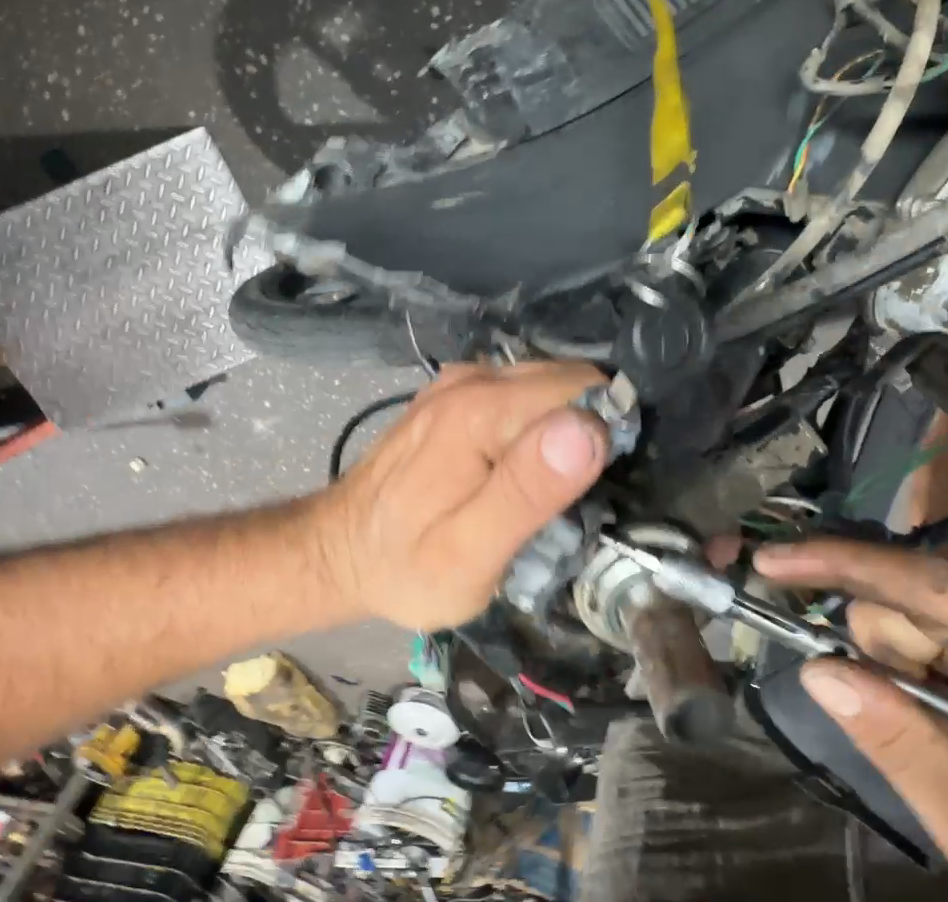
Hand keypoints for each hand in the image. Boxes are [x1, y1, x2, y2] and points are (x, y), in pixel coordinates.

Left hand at [316, 361, 608, 630]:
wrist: (340, 551)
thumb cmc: (406, 567)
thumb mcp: (470, 553)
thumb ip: (526, 491)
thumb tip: (588, 430)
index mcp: (480, 412)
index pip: (584, 395)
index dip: (607, 439)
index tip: (597, 492)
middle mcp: (473, 380)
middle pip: (570, 383)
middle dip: (591, 432)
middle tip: (575, 499)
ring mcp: (461, 381)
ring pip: (550, 386)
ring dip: (567, 429)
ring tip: (551, 489)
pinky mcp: (457, 393)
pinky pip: (523, 393)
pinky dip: (539, 425)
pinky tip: (523, 470)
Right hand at [756, 540, 947, 892]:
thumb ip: (904, 750)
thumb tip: (820, 671)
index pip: (936, 589)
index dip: (852, 565)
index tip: (774, 565)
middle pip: (900, 595)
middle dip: (882, 655)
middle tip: (926, 720)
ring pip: (895, 598)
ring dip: (891, 655)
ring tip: (938, 710)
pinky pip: (906, 595)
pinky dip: (893, 634)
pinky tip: (925, 677)